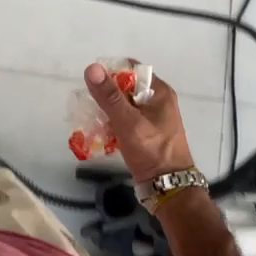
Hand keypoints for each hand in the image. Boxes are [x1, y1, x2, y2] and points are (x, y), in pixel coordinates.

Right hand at [83, 63, 196, 183]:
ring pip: (123, 107)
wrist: (167, 187)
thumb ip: (109, 96)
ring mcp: (151, 119)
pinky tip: (97, 133)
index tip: (93, 84)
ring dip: (105, 112)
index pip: (132, 70)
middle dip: (105, 95)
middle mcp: (157, 102)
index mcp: (160, 92)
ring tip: (88, 119)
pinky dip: (111, 125)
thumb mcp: (128, 121)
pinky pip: (124, 122)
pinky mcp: (144, 135)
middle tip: (87, 104)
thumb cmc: (152, 151)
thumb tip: (92, 68)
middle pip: (125, 88)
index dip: (111, 72)